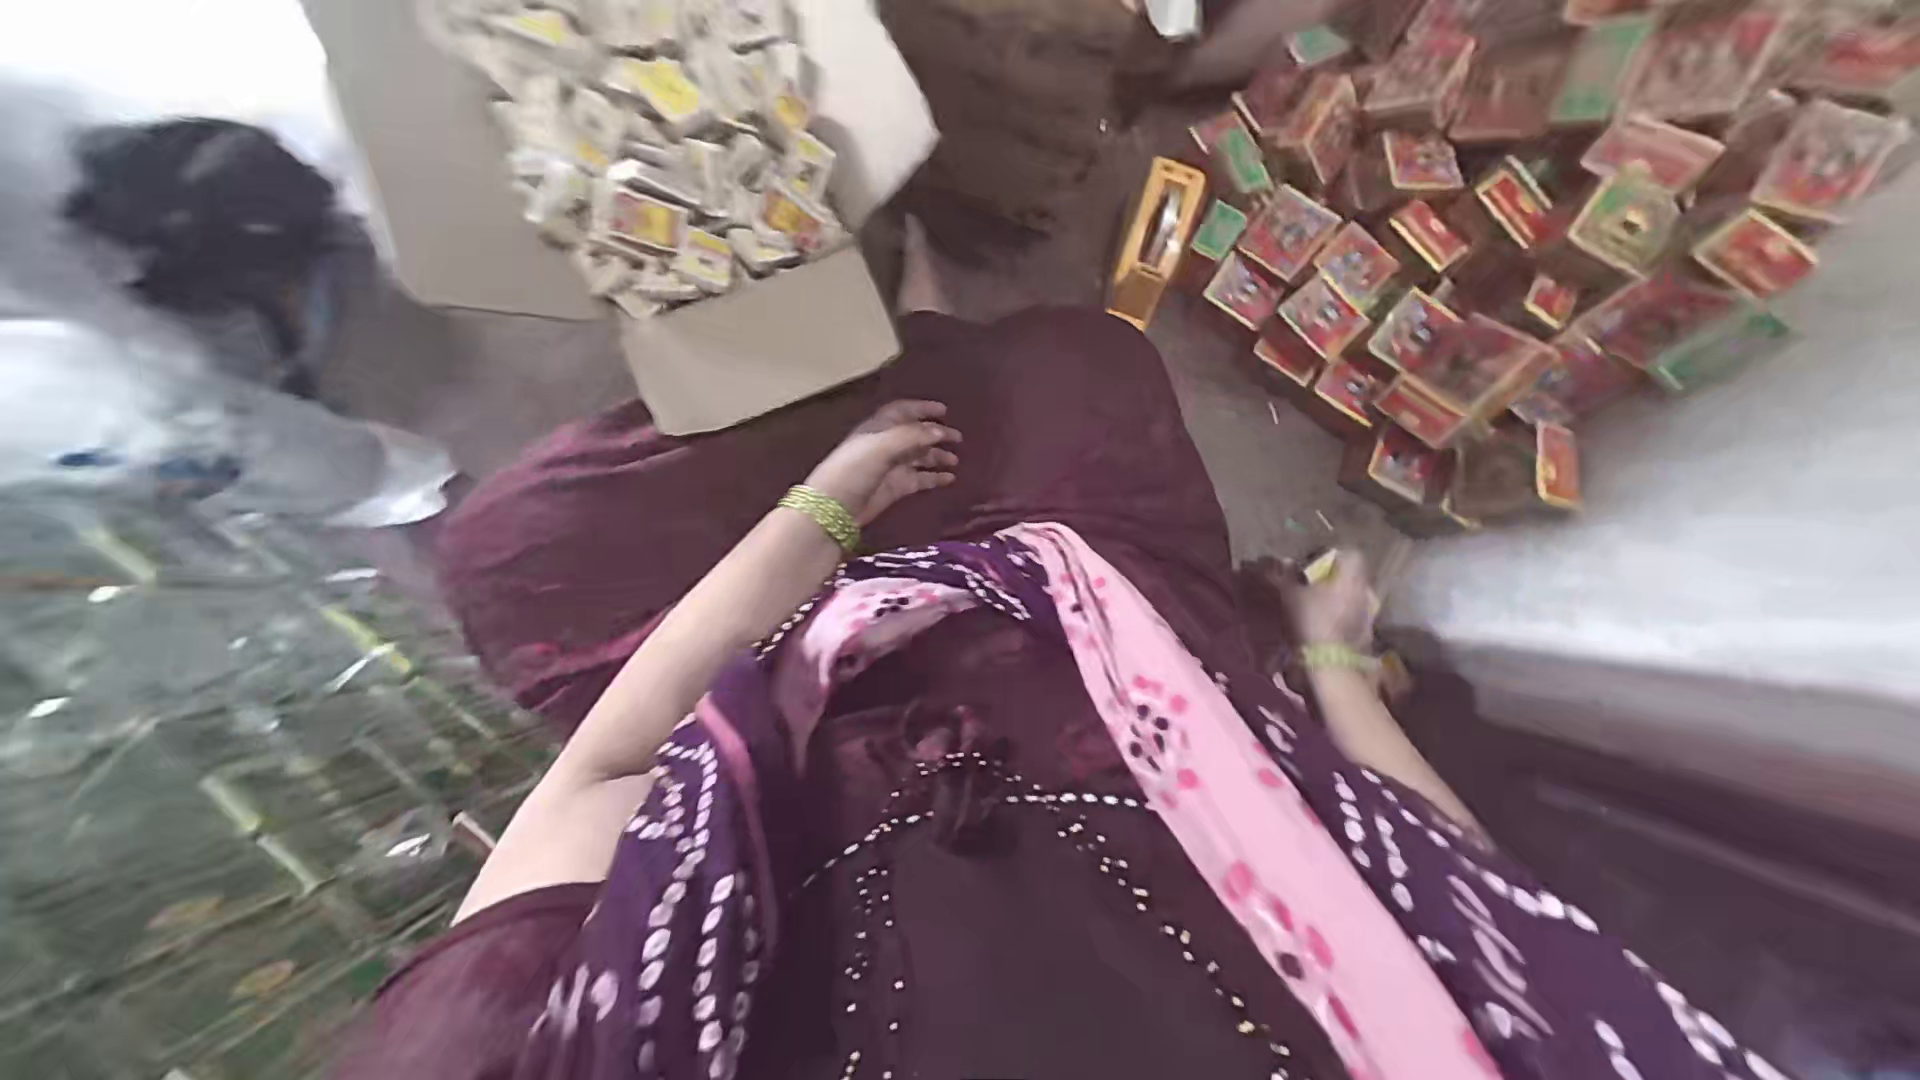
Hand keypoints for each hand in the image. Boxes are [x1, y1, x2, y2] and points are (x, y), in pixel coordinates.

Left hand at [804, 400, 960, 524]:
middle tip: (958, 438)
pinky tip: (950, 478)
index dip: (922, 408)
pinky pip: (920, 479)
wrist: (836, 507)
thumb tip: (939, 431)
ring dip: (937, 456)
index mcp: (879, 428)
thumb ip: (912, 436)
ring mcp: (891, 468)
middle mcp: (886, 445)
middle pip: (915, 435)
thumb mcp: (881, 446)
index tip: (944, 410)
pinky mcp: (896, 488)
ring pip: (920, 457)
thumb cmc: (854, 470)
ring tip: (956, 459)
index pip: (903, 411)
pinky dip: (935, 477)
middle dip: (936, 434)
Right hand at [1280, 548, 1378, 647]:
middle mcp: (1366, 589)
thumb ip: (1288, 576)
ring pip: (1355, 592)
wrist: (1332, 663)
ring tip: (1319, 602)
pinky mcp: (1368, 628)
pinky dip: (1343, 609)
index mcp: (1351, 575)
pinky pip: (1355, 610)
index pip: (1350, 552)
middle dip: (1335, 575)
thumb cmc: (1312, 621)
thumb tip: (1285, 561)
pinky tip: (1328, 619)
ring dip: (1340, 593)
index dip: (1332, 554)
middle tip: (1313, 582)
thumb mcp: (1291, 596)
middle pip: (1353, 573)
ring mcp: (1370, 610)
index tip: (1314, 561)